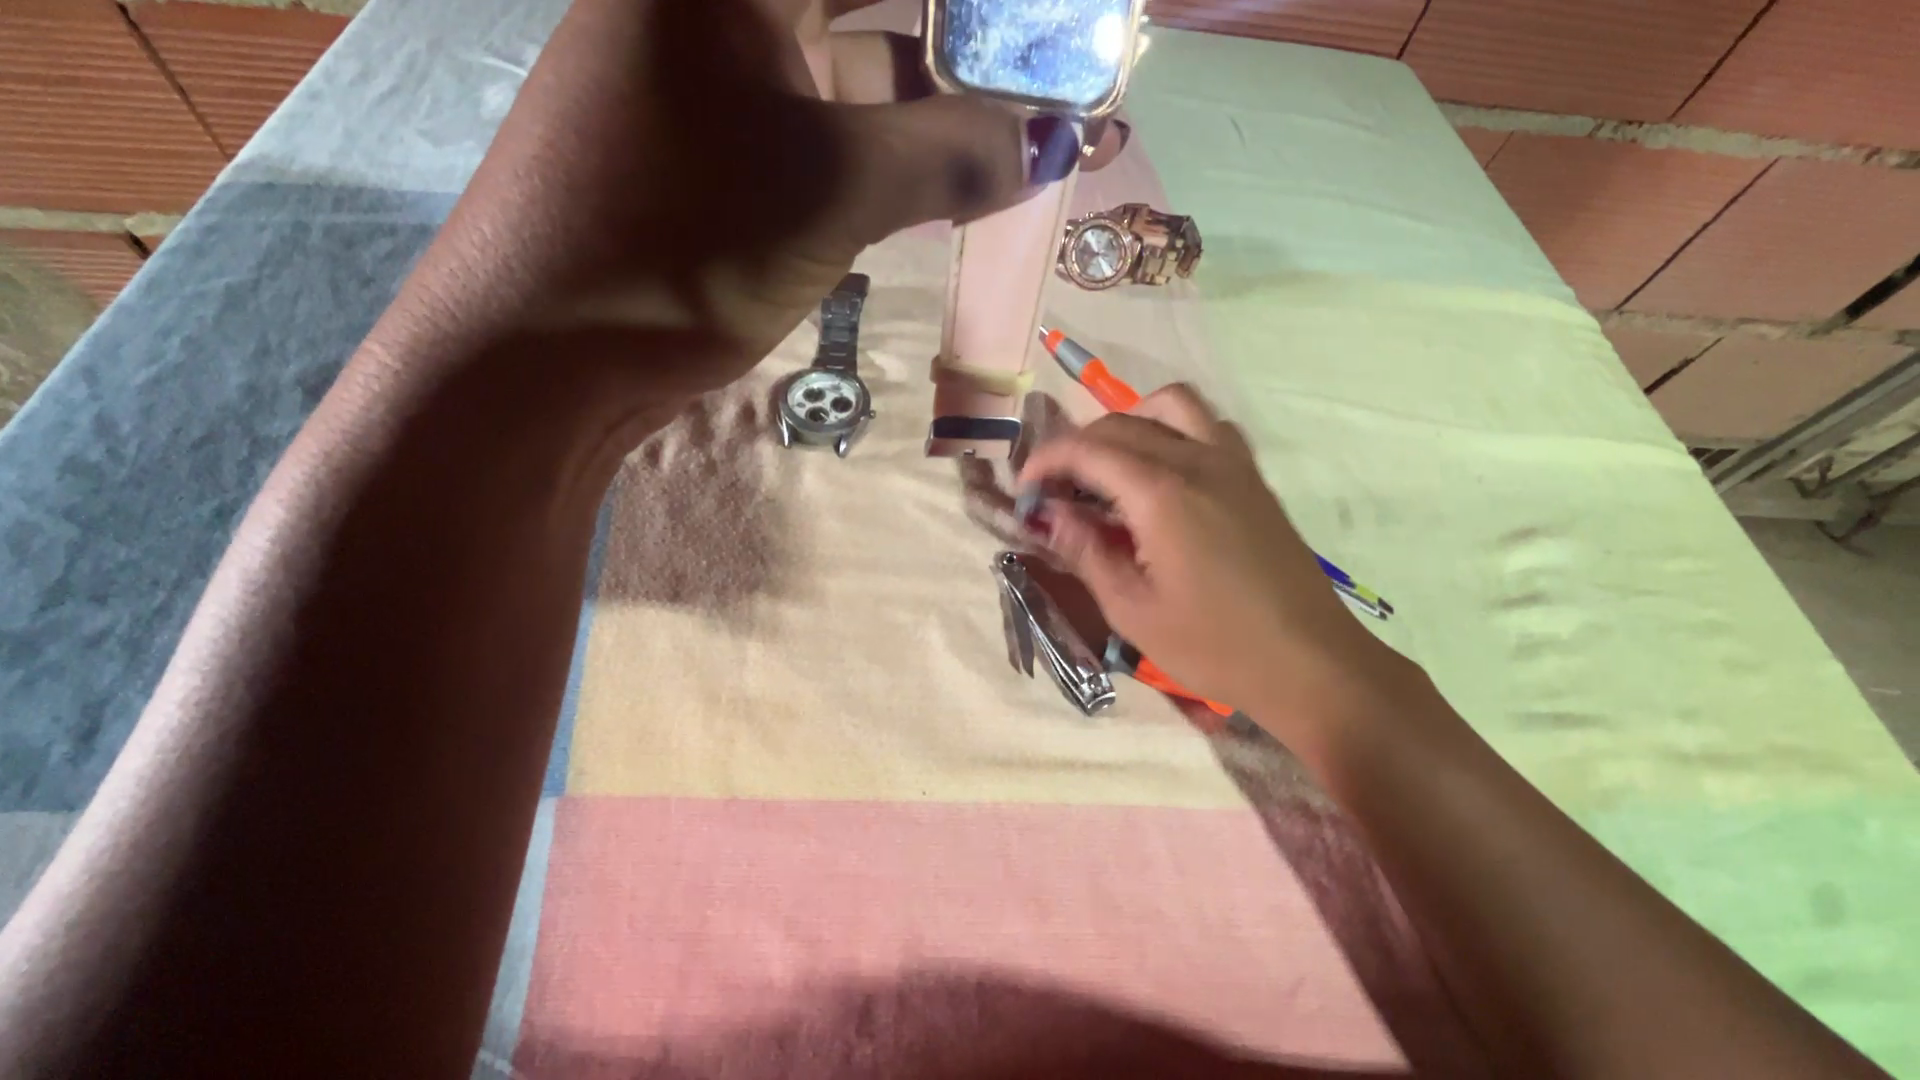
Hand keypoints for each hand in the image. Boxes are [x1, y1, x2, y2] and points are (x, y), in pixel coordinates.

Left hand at [465, 0, 1125, 401]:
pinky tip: (945, 180)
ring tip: (1017, 142)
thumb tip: (1045, 143)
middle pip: (865, 7)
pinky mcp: (713, 152)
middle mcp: (711, 5)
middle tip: (1043, 87)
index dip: (974, 15)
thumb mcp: (831, 189)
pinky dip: (885, 155)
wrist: (535, 360)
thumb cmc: (675, 245)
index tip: (1040, 39)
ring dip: (932, 108)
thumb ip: (949, 151)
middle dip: (962, 48)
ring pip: (848, 69)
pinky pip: (820, 130)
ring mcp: (708, 79)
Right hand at [1016, 386, 1412, 730]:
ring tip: (1110, 468)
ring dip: (1130, 423)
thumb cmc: (1214, 646)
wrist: (1309, 662)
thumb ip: (1087, 551)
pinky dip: (1173, 431)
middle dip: (1079, 446)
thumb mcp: (1132, 610)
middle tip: (1058, 491)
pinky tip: (1162, 477)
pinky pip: (1208, 427)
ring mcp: (1233, 464)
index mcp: (1162, 493)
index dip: (1046, 461)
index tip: (1024, 489)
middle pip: (1123, 423)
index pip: (1088, 450)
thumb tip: (1051, 515)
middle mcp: (1198, 461)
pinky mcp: (1254, 480)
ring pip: (1173, 406)